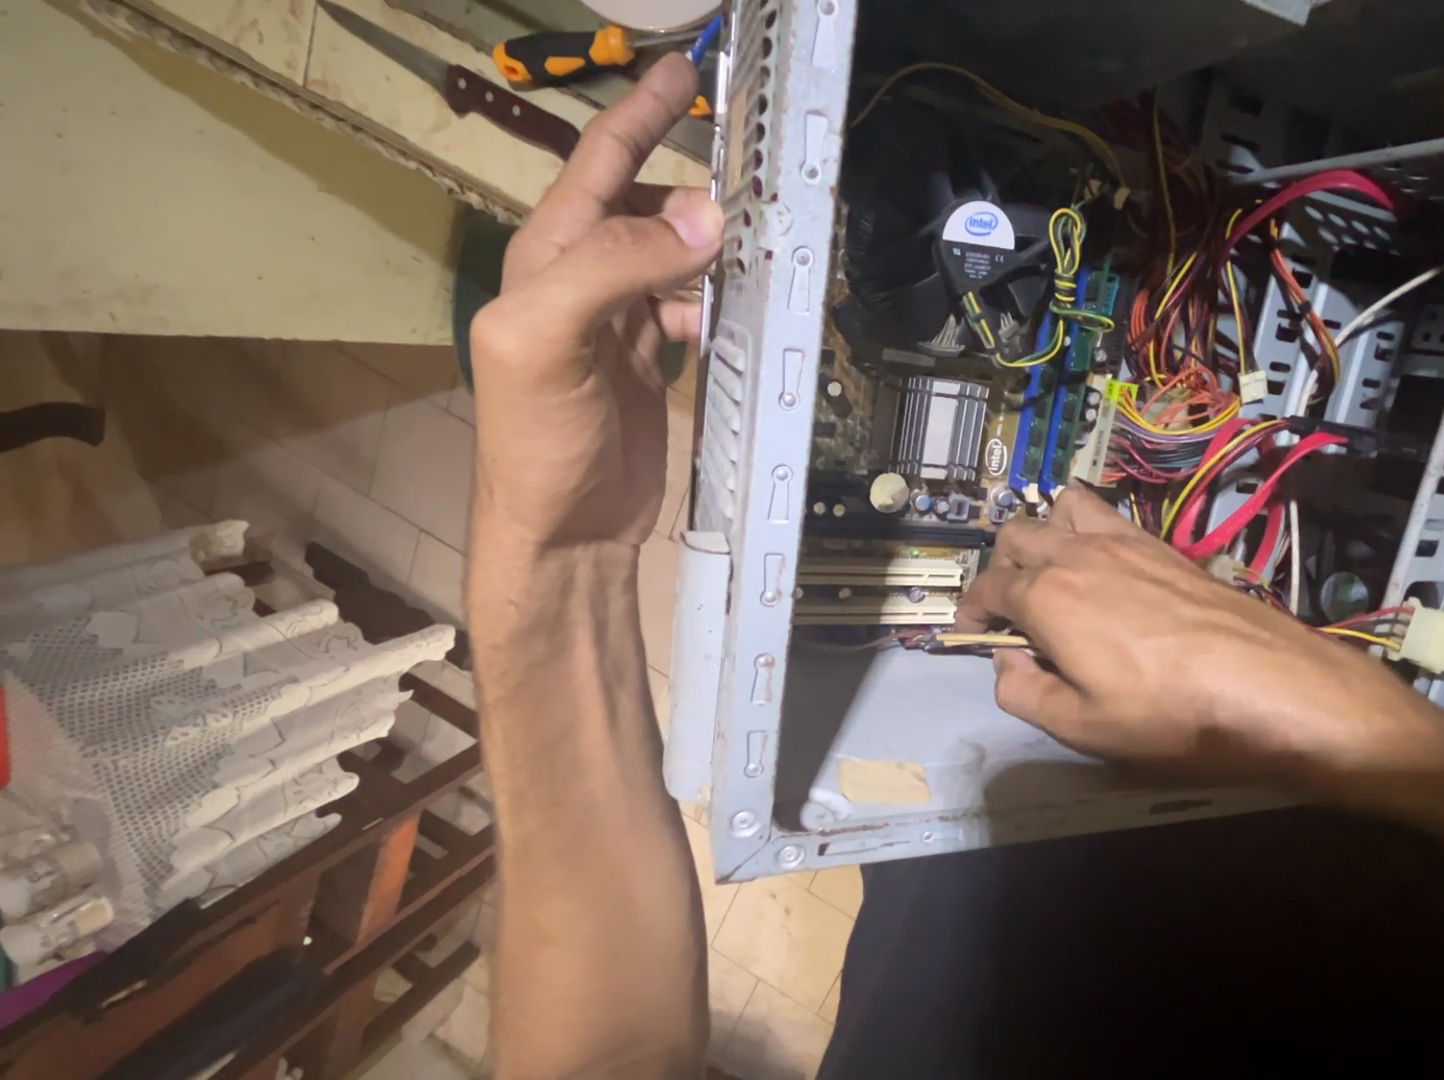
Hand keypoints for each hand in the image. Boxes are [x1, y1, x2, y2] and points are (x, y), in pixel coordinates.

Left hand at [469, 56, 722, 552]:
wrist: (566, 526)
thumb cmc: (538, 438)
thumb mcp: (549, 338)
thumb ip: (616, 268)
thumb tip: (704, 220)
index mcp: (548, 260)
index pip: (598, 169)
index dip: (638, 118)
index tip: (682, 74)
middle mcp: (584, 281)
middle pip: (645, 210)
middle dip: (691, 187)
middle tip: (749, 180)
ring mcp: (621, 324)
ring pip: (676, 261)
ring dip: (713, 249)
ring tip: (756, 246)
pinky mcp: (652, 363)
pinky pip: (692, 311)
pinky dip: (717, 303)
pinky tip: (734, 311)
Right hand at [956, 488, 1443, 785]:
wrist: (1267, 683)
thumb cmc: (1168, 713)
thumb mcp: (1080, 726)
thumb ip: (1022, 692)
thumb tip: (1006, 661)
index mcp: (1046, 597)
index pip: (987, 588)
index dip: (970, 611)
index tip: (971, 632)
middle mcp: (1076, 555)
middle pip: (1015, 536)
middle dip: (999, 568)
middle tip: (1011, 609)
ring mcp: (1121, 541)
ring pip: (1059, 508)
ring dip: (1042, 532)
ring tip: (1053, 570)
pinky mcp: (1159, 543)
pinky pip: (1105, 513)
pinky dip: (1084, 527)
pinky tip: (1102, 565)